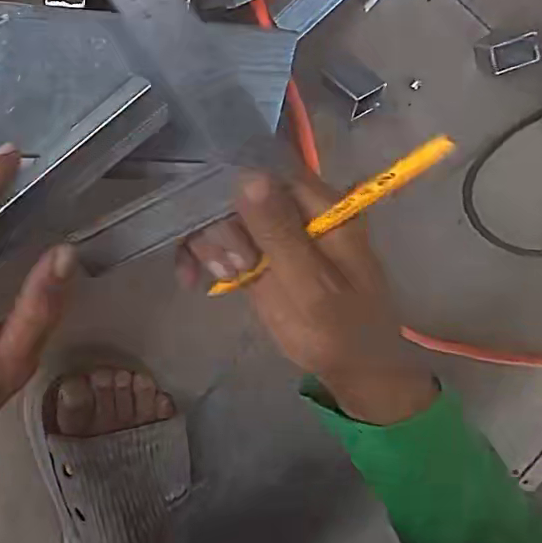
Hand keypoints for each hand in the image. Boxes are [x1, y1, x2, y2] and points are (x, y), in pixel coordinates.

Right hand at [177, 167, 434, 424]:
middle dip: (222, 228)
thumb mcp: (311, 285)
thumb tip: (248, 176)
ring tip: (223, 276)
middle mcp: (290, 208)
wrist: (352, 369)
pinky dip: (196, 256)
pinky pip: (212, 240)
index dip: (233, 191)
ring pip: (216, 216)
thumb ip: (279, 233)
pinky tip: (190, 279)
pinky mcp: (250, 252)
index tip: (227, 228)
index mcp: (319, 204)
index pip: (264, 173)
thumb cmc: (343, 329)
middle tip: (234, 267)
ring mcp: (268, 230)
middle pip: (233, 194)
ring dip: (207, 244)